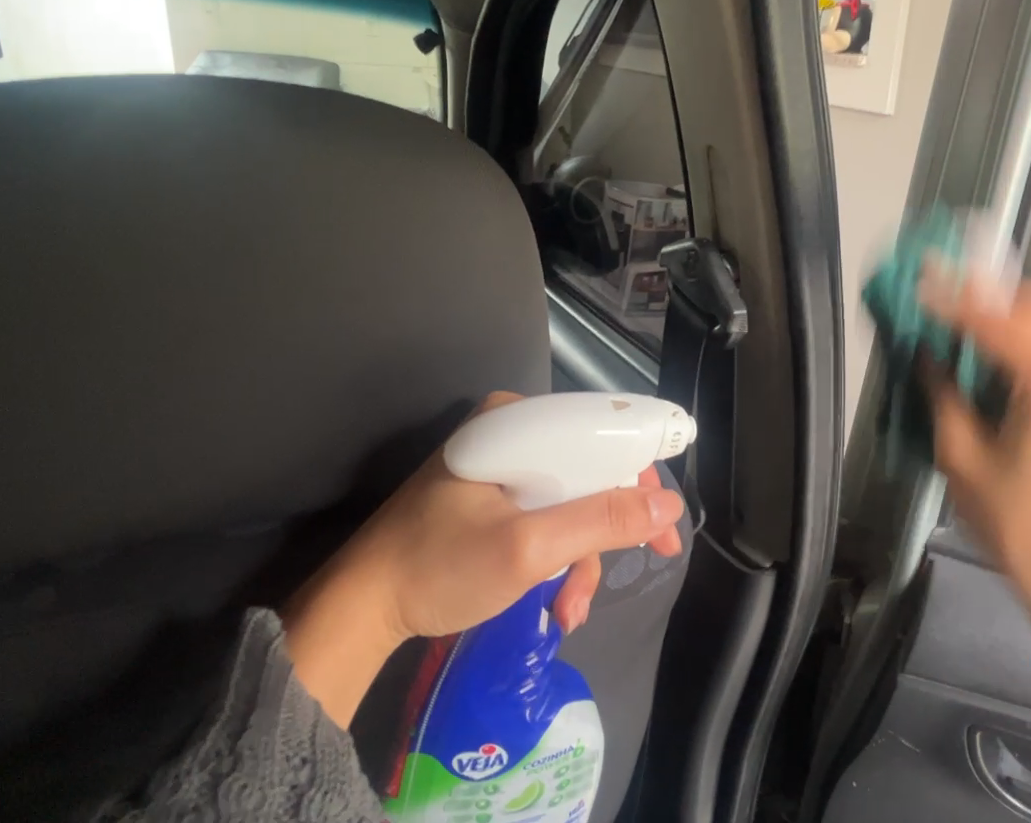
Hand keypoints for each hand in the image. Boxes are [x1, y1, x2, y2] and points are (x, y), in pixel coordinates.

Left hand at [282, 392, 685, 724]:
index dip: (640, 476)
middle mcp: (509, 432)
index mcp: (514, 420)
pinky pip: (543, 517)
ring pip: (568, 500)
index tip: (664, 524)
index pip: (599, 433)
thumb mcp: (528, 548)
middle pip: (587, 470)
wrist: (361, 607)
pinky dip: (557, 558)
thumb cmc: (439, 566)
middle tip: (647, 562)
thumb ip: (601, 521)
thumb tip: (669, 505)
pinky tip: (555, 602)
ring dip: (581, 557)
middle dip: (609, 530)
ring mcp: (498, 467)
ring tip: (572, 610)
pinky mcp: (489, 499)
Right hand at [919, 272, 1030, 619]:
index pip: (995, 317)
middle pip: (1029, 306)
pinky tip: (983, 359)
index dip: (948, 297)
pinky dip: (1016, 345)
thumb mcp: (963, 458)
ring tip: (949, 324)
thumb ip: (942, 393)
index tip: (912, 281)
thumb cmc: (1023, 527)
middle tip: (931, 297)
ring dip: (997, 320)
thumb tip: (926, 355)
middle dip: (978, 297)